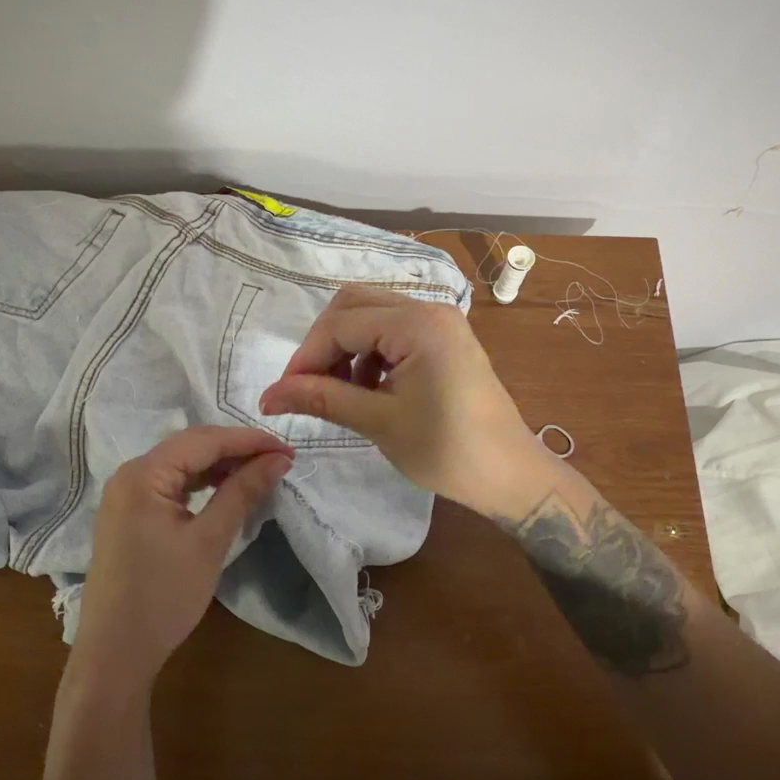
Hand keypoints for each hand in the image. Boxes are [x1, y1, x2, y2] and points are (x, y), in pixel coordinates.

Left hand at [74, 426, 293, 681]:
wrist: (115, 652)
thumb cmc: (163, 596)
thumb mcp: (208, 541)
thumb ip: (242, 493)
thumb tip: (278, 460)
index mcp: (142, 474)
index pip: (203, 441)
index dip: (248, 440)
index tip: (288, 449)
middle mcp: (129, 475)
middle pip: (190, 447)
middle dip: (236, 450)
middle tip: (280, 460)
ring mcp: (126, 496)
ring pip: (181, 466)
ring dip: (220, 466)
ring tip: (260, 474)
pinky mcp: (129, 515)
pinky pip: (170, 486)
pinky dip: (201, 484)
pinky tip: (226, 491)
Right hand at [258, 286, 552, 515]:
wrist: (510, 474)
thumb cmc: (446, 450)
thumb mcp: (378, 422)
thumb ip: (322, 398)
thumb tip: (269, 396)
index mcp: (417, 324)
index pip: (341, 324)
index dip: (306, 357)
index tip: (284, 395)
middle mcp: (429, 309)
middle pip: (354, 305)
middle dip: (324, 344)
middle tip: (308, 387)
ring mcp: (441, 322)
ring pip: (372, 316)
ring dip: (346, 348)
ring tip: (339, 394)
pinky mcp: (445, 339)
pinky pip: (394, 331)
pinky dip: (370, 353)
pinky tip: (367, 390)